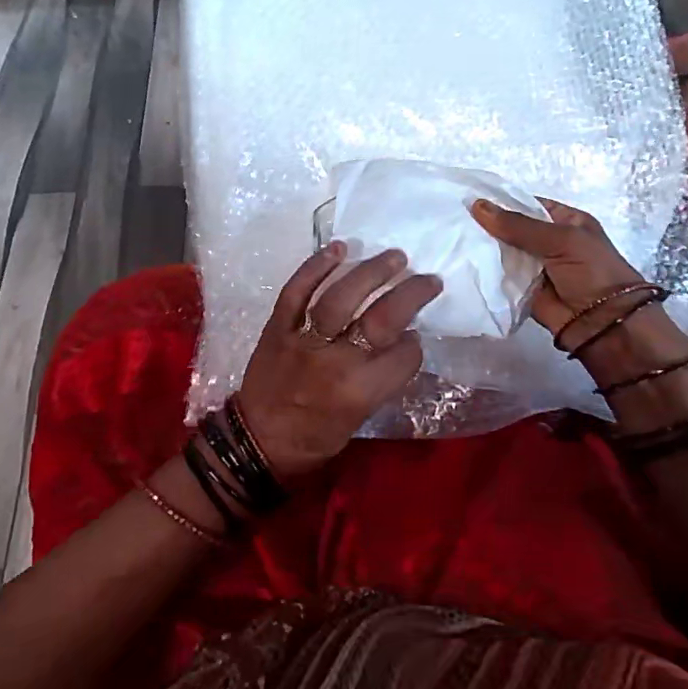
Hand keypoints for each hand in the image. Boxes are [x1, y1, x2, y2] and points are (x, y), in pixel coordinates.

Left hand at [235, 242, 441, 480]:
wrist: (258, 440)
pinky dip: (315, 266)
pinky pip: (296, 290)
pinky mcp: (277, 326)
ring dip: (370, 272)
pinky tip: (338, 248)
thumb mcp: (360, 417)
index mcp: (359, 391)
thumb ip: (384, 378)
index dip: (415, 343)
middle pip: (380, 319)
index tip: (416, 334)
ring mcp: (303, 339)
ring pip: (340, 297)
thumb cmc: (315, 436)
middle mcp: (334, 361)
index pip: (404, 354)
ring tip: (395, 257)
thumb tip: (405, 339)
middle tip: (429, 279)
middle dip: (410, 294)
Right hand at [473, 197, 687, 431]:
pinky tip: (460, 261)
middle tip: (451, 217)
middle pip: (511, 228)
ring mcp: (534, 266)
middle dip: (486, 225)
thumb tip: (476, 205)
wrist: (603, 324)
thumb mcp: (560, 239)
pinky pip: (499, 276)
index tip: (468, 198)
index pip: (527, 204)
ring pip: (502, 251)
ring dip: (481, 247)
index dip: (500, 201)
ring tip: (450, 236)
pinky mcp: (521, 289)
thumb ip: (518, 225)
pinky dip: (483, 271)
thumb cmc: (592, 271)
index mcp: (565, 222)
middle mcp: (549, 241)